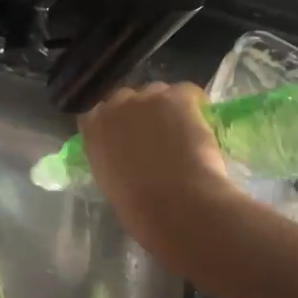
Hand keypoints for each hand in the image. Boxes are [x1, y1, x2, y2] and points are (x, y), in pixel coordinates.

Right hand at [77, 83, 230, 233]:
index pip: (98, 114)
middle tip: (159, 134)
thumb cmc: (139, 206)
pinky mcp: (176, 97)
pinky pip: (187, 92)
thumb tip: (129, 156)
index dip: (118, 123)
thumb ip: (114, 158)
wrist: (173, 202)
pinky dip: (197, 103)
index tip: (129, 135)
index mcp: (93, 130)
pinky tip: (204, 121)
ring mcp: (146, 98)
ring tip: (184, 129)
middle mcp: (115, 106)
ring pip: (158, 93)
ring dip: (168, 107)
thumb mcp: (111, 181)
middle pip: (128, 99)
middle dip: (141, 113)